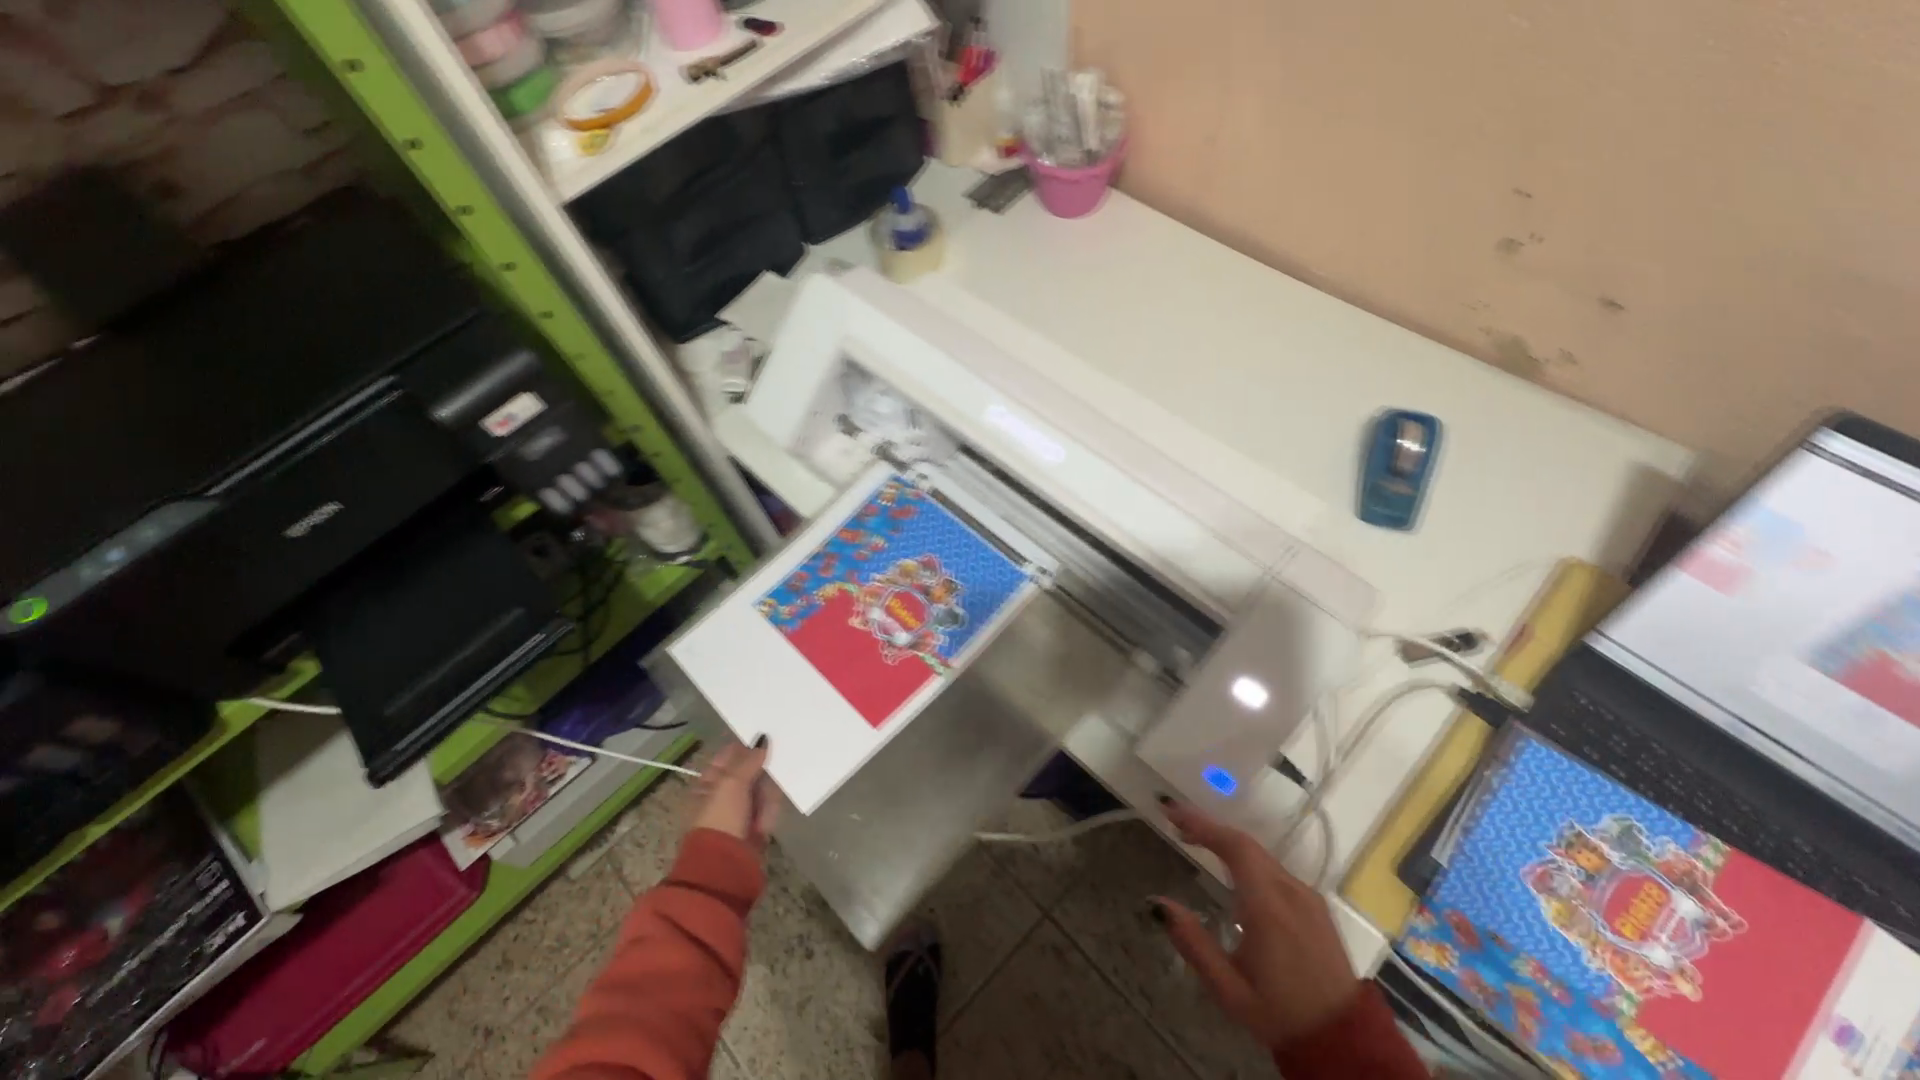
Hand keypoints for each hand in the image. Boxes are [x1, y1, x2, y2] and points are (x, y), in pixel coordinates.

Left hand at [690, 738, 777, 848]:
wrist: (725, 863)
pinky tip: (768, 818)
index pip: (729, 756)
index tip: (767, 739)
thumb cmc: (721, 817)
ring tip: (766, 806)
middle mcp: (722, 794)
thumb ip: (749, 760)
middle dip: (761, 773)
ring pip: (760, 790)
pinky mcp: (753, 826)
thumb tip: (763, 738)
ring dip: (766, 795)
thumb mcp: (732, 783)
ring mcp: (738, 811)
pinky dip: (769, 811)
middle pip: (748, 772)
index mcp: (708, 782)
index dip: (745, 748)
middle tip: (775, 768)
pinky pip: (766, 808)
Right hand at [1151, 800, 1359, 1046]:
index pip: (1235, 848)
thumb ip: (1193, 941)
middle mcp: (1291, 892)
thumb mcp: (1227, 987)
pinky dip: (1248, 860)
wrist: (1343, 1039)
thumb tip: (1158, 903)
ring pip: (1263, 856)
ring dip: (1228, 843)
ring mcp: (1308, 898)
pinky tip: (1233, 871)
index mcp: (1268, 908)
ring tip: (1196, 841)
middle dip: (1210, 828)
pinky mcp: (1316, 907)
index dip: (1202, 824)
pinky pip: (1276, 871)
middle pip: (1248, 846)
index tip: (1172, 811)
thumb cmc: (1279, 1013)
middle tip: (1176, 823)